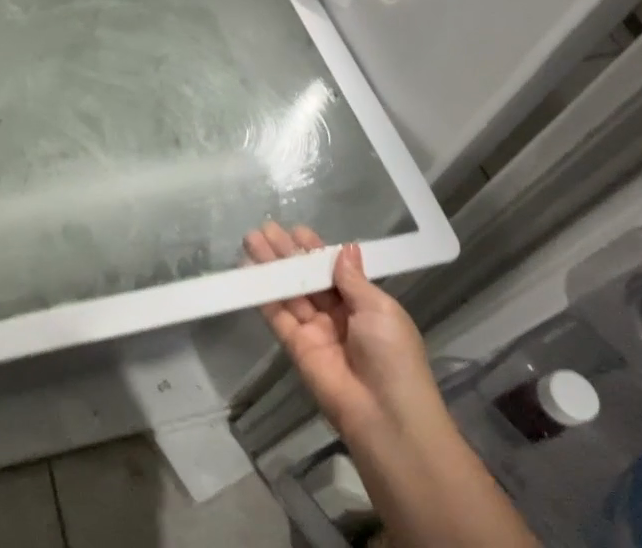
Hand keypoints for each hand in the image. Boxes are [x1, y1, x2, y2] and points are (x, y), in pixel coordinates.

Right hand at [243, 223, 445, 444]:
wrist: (384, 413)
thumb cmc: (392, 355)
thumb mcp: (380, 309)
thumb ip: (353, 279)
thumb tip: (344, 248)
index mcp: (366, 306)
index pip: (335, 271)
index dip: (316, 251)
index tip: (297, 230)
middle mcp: (339, 316)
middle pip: (308, 278)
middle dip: (287, 253)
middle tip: (265, 228)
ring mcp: (315, 331)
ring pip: (289, 291)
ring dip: (271, 266)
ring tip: (251, 239)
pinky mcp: (294, 346)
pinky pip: (277, 314)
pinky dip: (262, 293)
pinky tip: (249, 270)